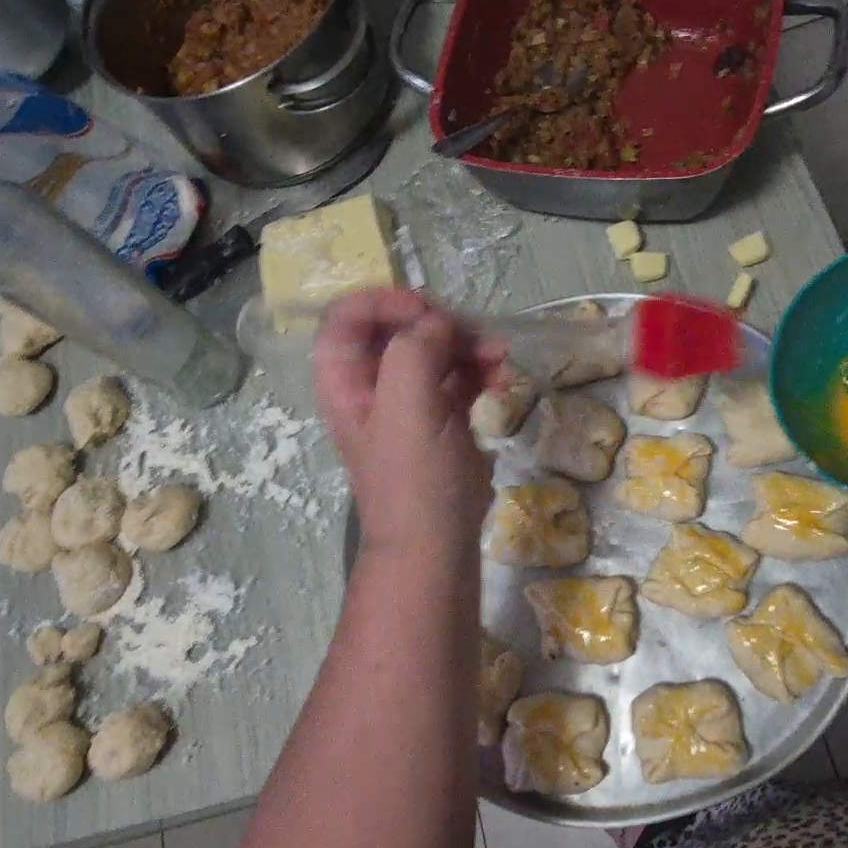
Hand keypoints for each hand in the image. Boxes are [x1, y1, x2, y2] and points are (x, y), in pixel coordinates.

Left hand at [313, 290, 496, 556]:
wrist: (436, 544)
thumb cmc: (414, 478)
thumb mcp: (407, 405)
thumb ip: (416, 349)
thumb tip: (440, 326)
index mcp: (345, 378)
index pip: (351, 314)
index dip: (387, 302)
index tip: (428, 314)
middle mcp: (373, 384)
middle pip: (401, 327)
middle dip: (441, 324)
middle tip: (476, 337)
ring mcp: (410, 402)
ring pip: (436, 349)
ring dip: (470, 346)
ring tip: (500, 360)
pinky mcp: (442, 419)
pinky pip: (459, 376)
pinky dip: (480, 370)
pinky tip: (502, 381)